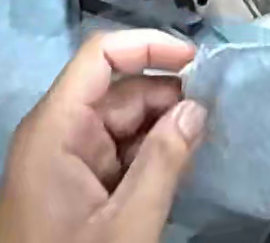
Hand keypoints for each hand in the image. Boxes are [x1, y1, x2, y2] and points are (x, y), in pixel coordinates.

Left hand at [0, 29, 208, 242]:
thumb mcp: (125, 227)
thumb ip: (164, 163)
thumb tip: (197, 108)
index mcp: (55, 125)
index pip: (100, 57)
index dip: (146, 46)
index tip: (195, 60)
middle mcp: (58, 131)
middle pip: (116, 89)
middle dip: (164, 92)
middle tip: (214, 108)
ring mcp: (66, 159)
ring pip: (121, 121)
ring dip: (161, 124)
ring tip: (205, 133)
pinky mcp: (76, 186)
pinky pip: (117, 152)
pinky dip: (149, 153)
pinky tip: (182, 159)